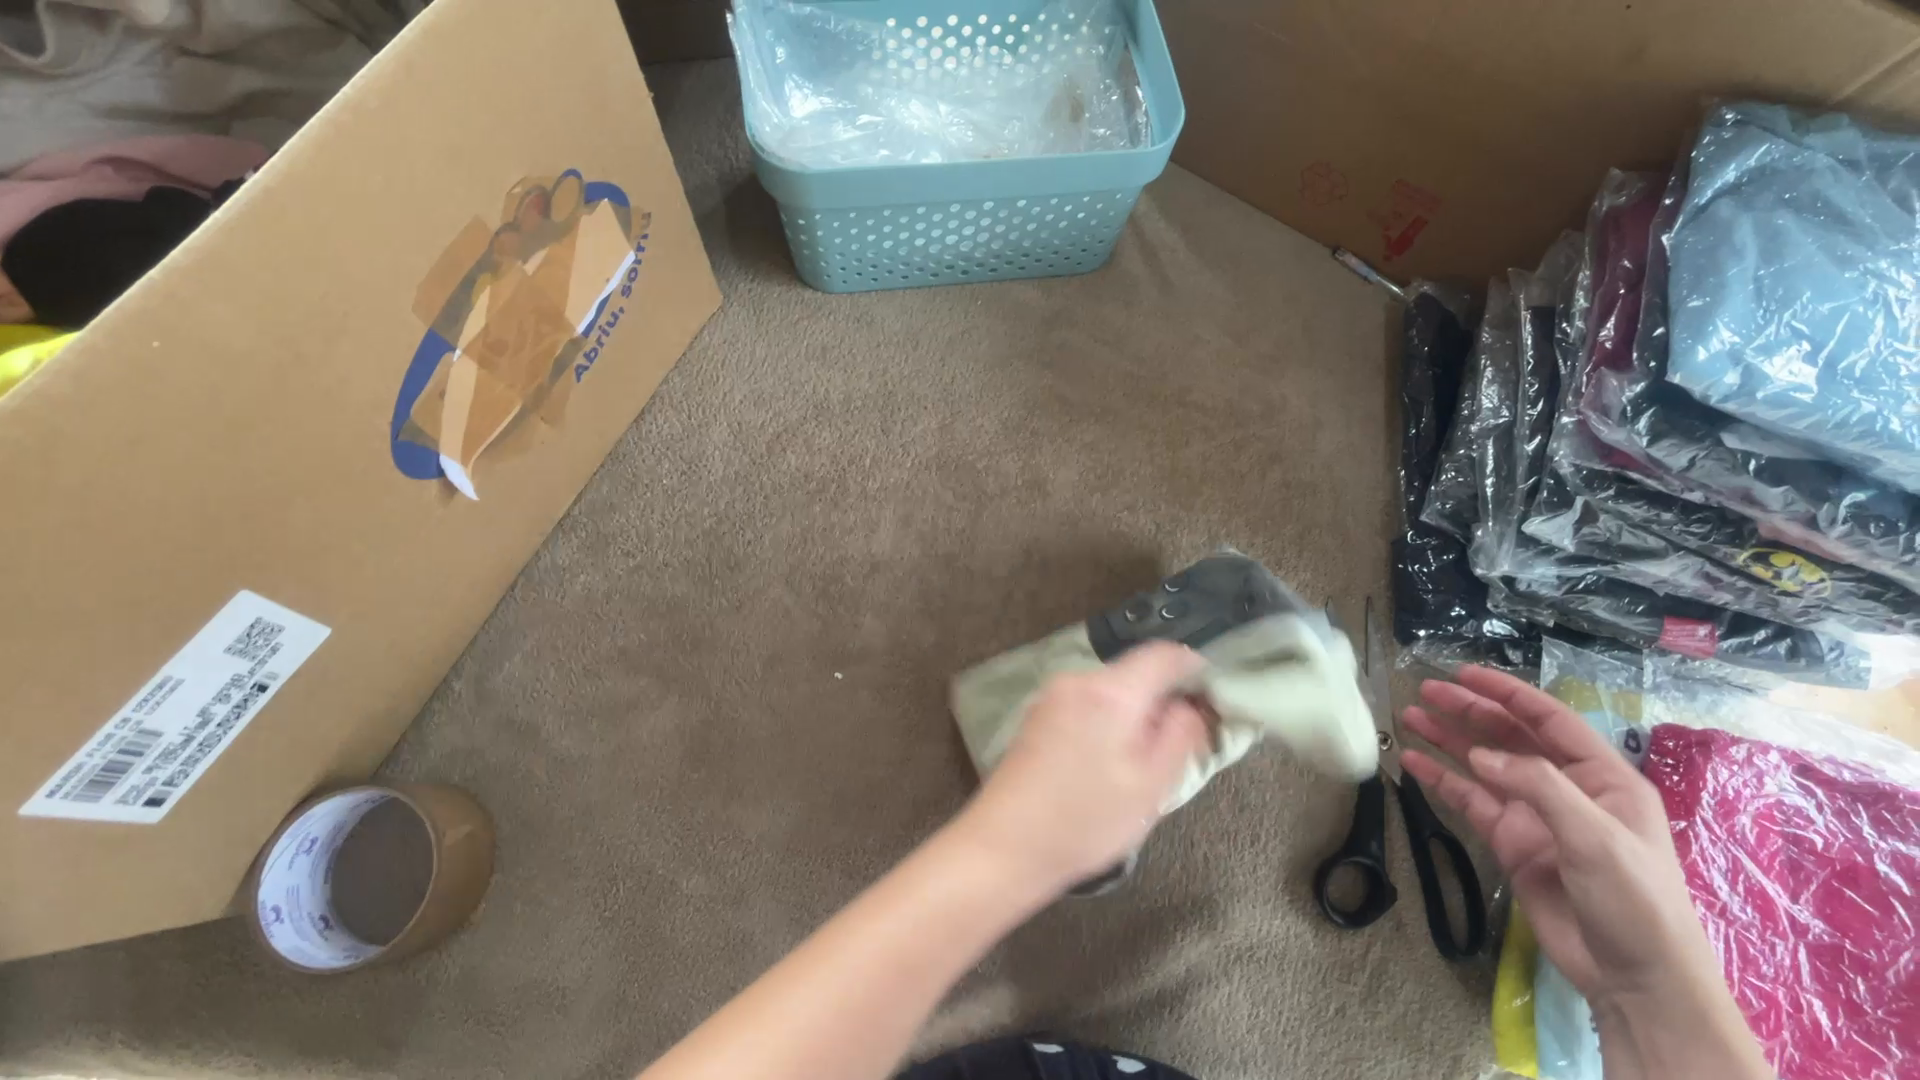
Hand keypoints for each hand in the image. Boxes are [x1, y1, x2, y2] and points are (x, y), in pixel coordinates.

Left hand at [954, 642, 1212, 893]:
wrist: (1004, 845)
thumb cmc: (1084, 821)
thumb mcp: (1150, 787)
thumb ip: (1181, 736)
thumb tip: (1193, 705)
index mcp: (1111, 692)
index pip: (1163, 653)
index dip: (1193, 666)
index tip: (1211, 691)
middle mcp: (1078, 680)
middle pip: (1135, 673)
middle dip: (1161, 699)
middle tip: (1178, 742)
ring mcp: (1052, 696)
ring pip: (1111, 691)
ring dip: (1134, 714)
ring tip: (1141, 763)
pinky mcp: (1037, 715)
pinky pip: (1087, 704)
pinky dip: (1107, 721)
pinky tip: (1105, 764)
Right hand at [1397, 666, 1720, 1009]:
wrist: (1635, 976)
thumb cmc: (1635, 900)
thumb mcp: (1596, 838)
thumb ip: (1538, 787)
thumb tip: (1480, 757)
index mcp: (1602, 777)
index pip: (1549, 720)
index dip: (1506, 693)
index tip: (1463, 674)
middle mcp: (1566, 788)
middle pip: (1510, 736)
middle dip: (1469, 711)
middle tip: (1425, 692)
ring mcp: (1535, 815)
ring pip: (1484, 765)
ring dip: (1449, 740)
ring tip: (1410, 717)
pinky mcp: (1511, 842)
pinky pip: (1470, 800)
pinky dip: (1441, 780)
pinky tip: (1414, 763)